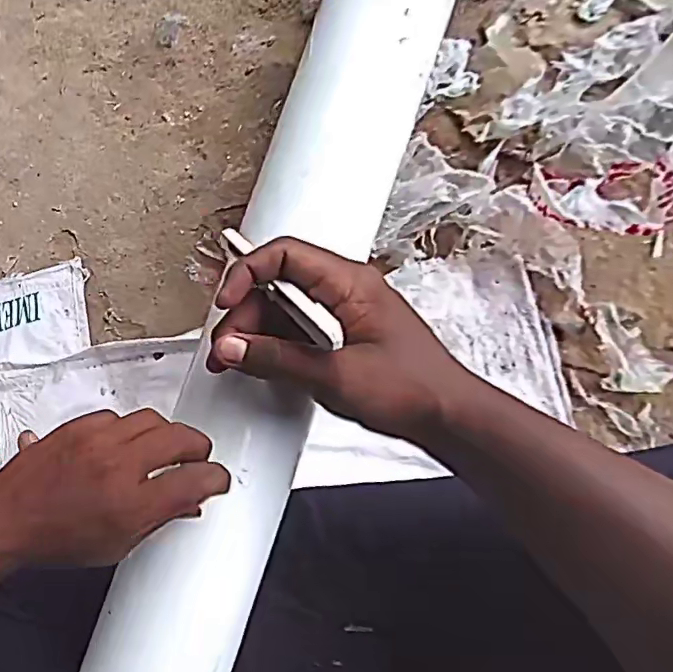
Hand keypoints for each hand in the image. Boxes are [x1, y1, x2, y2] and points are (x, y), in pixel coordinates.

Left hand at [0, 409, 230, 567]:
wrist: (4, 520)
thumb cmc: (50, 539)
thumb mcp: (114, 546)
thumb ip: (156, 521)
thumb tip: (186, 504)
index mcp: (131, 503)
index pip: (196, 479)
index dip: (215, 479)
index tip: (214, 480)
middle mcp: (115, 466)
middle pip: (181, 437)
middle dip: (198, 448)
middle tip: (195, 459)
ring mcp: (93, 441)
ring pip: (149, 419)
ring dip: (162, 434)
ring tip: (158, 451)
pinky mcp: (73, 428)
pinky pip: (114, 416)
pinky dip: (125, 429)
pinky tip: (120, 446)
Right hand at [205, 237, 484, 443]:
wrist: (446, 416)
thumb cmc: (415, 389)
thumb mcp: (335, 375)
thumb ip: (276, 359)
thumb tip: (232, 346)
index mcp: (351, 284)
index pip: (284, 255)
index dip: (246, 273)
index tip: (226, 301)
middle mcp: (343, 292)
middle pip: (273, 285)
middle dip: (242, 314)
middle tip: (227, 346)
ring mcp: (337, 313)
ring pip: (276, 309)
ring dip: (249, 332)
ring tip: (233, 359)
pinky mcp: (333, 335)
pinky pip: (288, 330)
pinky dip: (265, 345)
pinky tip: (254, 363)